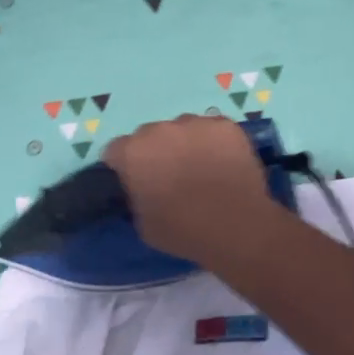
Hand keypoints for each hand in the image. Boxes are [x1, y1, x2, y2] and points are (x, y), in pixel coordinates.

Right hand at [102, 114, 278, 262]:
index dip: (125, 167)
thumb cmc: (184, 231)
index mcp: (133, 152)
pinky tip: (223, 163)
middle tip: (171, 176)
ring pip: (183, 129)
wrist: (237, 227)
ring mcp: (195, 123)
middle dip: (155, 152)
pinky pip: (212, 129)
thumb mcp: (143, 224)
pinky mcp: (225, 125)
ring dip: (185, 144)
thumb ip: (135, 197)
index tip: (136, 182)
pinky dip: (214, 142)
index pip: (116, 151)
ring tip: (201, 169)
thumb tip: (141, 188)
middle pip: (149, 136)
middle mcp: (159, 129)